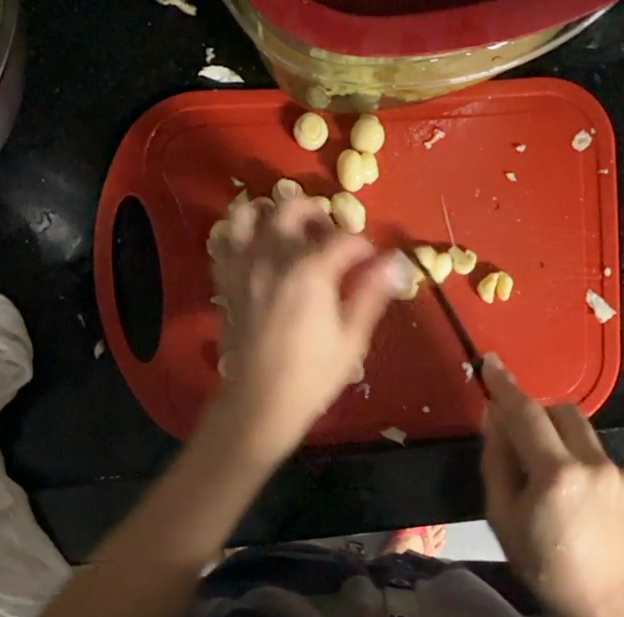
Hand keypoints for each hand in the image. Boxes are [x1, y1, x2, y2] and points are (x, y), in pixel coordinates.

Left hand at [207, 196, 398, 455]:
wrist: (260, 401)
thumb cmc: (312, 376)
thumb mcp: (352, 338)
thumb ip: (372, 294)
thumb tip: (397, 263)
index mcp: (311, 270)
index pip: (345, 238)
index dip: (364, 247)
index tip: (371, 262)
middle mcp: (274, 256)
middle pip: (294, 208)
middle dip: (318, 213)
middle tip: (330, 233)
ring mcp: (244, 266)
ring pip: (251, 213)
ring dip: (272, 212)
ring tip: (288, 227)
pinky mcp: (225, 282)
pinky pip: (225, 241)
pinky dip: (239, 233)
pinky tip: (254, 244)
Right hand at [478, 355, 623, 616]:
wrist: (596, 597)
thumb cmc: (538, 563)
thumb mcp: (502, 516)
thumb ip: (496, 461)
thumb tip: (493, 418)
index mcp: (556, 473)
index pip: (526, 415)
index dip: (505, 387)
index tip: (490, 363)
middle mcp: (592, 461)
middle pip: (560, 411)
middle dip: (535, 413)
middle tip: (515, 438)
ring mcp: (616, 470)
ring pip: (580, 431)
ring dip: (556, 436)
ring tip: (543, 474)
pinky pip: (595, 453)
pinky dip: (575, 459)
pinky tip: (568, 495)